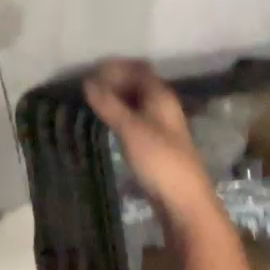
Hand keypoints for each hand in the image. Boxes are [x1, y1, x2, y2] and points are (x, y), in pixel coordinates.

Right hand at [85, 59, 216, 234]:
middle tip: (85, 90)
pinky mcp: (153, 143)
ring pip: (133, 102)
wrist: (184, 202)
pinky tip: (103, 123)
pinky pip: (133, 119)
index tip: (90, 74)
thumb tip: (87, 82)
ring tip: (89, 104)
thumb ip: (109, 104)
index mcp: (161, 96)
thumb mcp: (131, 129)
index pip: (137, 69)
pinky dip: (117, 116)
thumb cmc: (160, 160)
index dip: (115, 67)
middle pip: (136, 83)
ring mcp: (159, 125)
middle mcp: (162, 106)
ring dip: (113, 100)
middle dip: (112, 82)